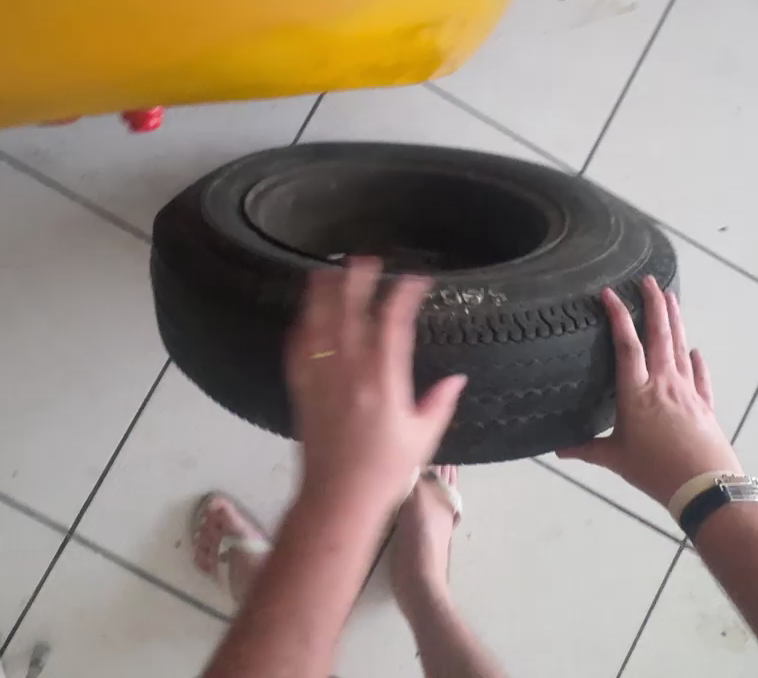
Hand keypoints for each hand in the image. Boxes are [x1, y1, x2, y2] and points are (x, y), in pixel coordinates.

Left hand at [285, 258, 467, 517]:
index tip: (415, 279)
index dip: (404, 294)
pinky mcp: (302, 389)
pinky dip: (301, 326)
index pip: (393, 323)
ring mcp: (322, 378)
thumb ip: (439, 402)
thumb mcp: (423, 437)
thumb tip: (458, 377)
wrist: (339, 497)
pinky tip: (305, 313)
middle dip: (358, 280)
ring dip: (323, 294)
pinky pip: (298, 349)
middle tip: (365, 259)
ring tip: (326, 271)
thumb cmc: (385, 469)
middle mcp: (351, 372)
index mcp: (384, 380)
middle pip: (351, 312)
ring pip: (320, 324)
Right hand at [558, 276, 741, 507]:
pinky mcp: (705, 405)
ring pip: (680, 347)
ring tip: (671, 297)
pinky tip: (695, 351)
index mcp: (636, 391)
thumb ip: (587, 449)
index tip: (609, 293)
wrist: (707, 488)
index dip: (618, 316)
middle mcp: (662, 383)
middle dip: (654, 304)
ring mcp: (687, 391)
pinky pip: (700, 377)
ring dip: (675, 320)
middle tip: (649, 280)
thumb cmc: (655, 470)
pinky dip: (697, 362)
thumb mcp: (615, 459)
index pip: (626, 344)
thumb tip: (556, 450)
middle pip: (659, 335)